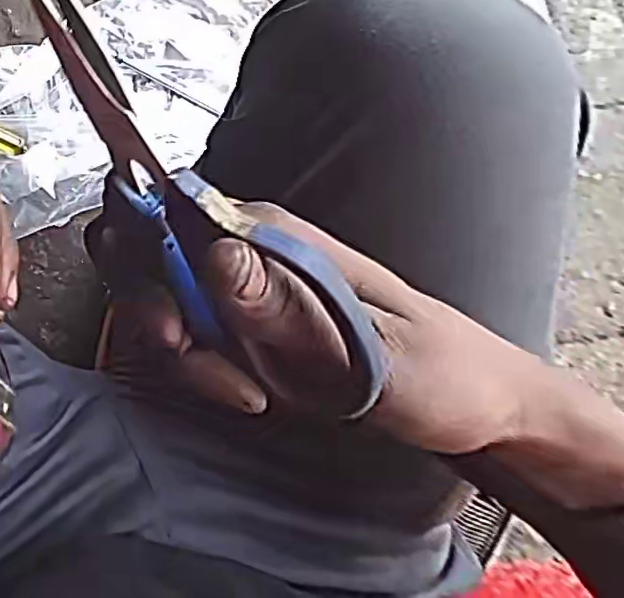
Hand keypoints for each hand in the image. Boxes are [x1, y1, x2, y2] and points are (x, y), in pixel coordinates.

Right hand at [94, 200, 547, 453]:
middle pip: (145, 248)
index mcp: (266, 228)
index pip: (165, 209)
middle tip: (187, 353)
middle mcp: (239, 242)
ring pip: (156, 289)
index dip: (143, 256)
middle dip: (150, 305)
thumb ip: (289, 305)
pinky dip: (193, 360)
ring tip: (238, 385)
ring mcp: (234, 277)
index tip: (169, 325)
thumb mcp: (375, 350)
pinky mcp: (233, 311)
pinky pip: (181, 323)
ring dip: (177, 344)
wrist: (479, 413)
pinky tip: (240, 384)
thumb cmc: (443, 374)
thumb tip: (216, 256)